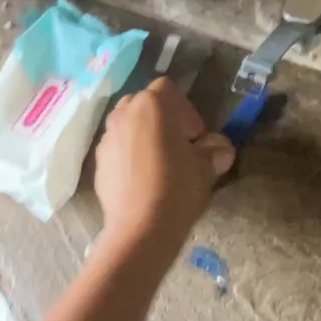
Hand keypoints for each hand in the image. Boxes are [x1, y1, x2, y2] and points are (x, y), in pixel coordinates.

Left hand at [93, 78, 235, 249]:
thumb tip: (222, 149)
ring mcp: (107, 138)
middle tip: (178, 148)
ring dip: (144, 138)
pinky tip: (142, 184)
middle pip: (145, 105)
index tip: (197, 138)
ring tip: (158, 166)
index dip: (187, 112)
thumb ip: (214, 153)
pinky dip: (129, 159)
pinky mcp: (99, 164)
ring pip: (128, 127)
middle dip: (162, 121)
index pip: (170, 91)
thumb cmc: (177, 190)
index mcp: (153, 105)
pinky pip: (118, 152)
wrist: (141, 229)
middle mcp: (125, 113)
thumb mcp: (205, 170)